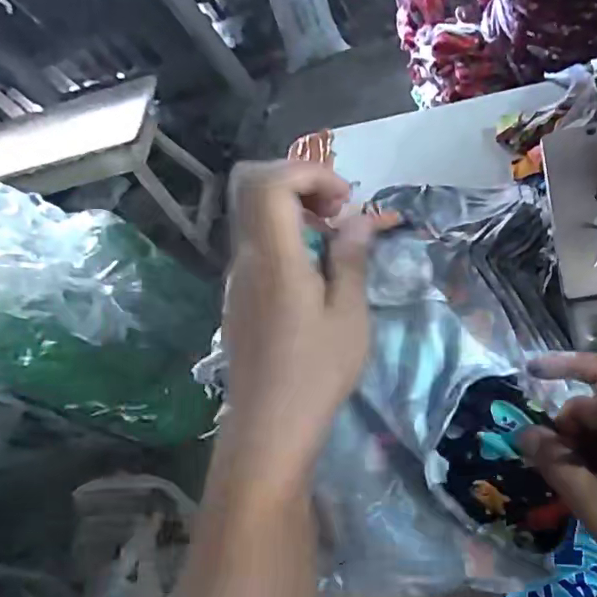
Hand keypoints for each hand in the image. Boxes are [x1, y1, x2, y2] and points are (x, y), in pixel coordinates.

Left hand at [222, 161, 378, 455]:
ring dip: (295, 211)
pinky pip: (258, 245)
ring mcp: (237, 277)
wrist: (270, 423)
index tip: (348, 201)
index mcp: (275, 258)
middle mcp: (246, 258)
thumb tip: (359, 219)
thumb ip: (351, 260)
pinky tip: (316, 274)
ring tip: (336, 244)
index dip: (311, 173)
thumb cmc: (318, 371)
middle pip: (252, 186)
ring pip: (253, 215)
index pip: (271, 181)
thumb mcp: (350, 316)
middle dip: (300, 182)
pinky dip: (287, 237)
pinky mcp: (239, 296)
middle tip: (340, 212)